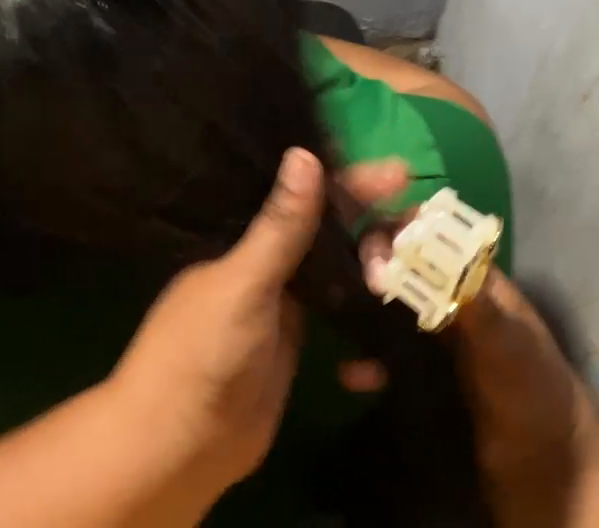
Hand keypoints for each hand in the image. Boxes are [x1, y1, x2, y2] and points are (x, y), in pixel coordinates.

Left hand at [106, 149, 407, 497]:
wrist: (178, 446)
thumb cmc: (201, 354)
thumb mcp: (243, 284)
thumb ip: (280, 227)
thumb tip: (305, 152)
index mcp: (248, 237)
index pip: (309, 195)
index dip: (354, 183)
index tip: (401, 175)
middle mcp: (269, 260)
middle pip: (335, 231)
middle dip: (378, 232)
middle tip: (420, 238)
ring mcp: (286, 302)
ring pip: (344, 273)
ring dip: (378, 276)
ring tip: (412, 287)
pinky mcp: (298, 342)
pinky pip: (342, 320)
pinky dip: (365, 332)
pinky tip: (379, 351)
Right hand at [358, 216, 598, 527]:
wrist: (551, 474)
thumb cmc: (535, 396)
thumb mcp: (508, 345)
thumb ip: (472, 301)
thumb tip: (431, 255)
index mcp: (479, 281)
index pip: (434, 234)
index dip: (400, 231)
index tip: (368, 246)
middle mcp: (456, 300)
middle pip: (406, 265)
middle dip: (373, 266)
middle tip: (345, 282)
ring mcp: (441, 339)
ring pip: (392, 309)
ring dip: (363, 311)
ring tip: (333, 319)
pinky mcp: (428, 378)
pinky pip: (389, 358)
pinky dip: (368, 360)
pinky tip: (349, 374)